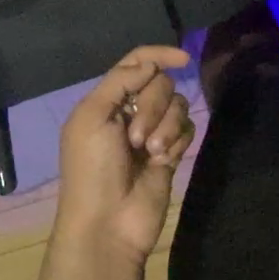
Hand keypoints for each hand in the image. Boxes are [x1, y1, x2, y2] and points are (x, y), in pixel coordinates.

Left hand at [55, 45, 196, 263]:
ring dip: (166, 127)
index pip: (137, 64)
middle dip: (153, 106)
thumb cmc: (92, 168)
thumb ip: (121, 81)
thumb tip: (150, 63)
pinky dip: (177, 142)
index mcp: (106, 101)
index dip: (160, 56)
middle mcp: (130, 112)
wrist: (108, 223)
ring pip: (177, 106)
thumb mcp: (93, 116)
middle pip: (160, 84)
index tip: (183, 59)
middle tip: (136, 138)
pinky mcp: (170, 154)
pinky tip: (164, 161)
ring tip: (152, 154)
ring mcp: (152, 133)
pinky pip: (186, 131)